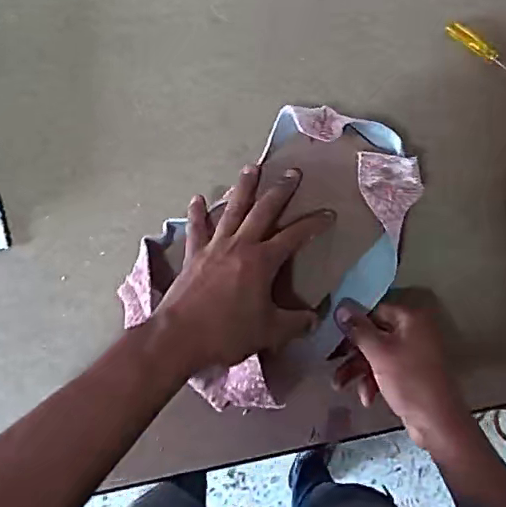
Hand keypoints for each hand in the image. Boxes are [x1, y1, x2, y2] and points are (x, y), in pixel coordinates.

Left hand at [155, 165, 334, 370]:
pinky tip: (196, 199)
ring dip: (243, 187)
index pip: (295, 235)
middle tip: (293, 172)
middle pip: (264, 210)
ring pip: (232, 210)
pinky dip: (197, 213)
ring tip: (251, 168)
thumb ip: (295, 323)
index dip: (314, 223)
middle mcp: (240, 245)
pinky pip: (197, 229)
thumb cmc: (227, 333)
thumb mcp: (270, 332)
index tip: (329, 214)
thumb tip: (315, 320)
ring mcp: (214, 247)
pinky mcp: (194, 256)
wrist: (176, 339)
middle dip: (281, 190)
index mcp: (262, 261)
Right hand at [331, 291, 478, 453]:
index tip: (332, 337)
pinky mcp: (412, 372)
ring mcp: (414, 352)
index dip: (353, 323)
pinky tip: (368, 398)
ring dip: (359, 370)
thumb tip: (342, 306)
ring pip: (378, 354)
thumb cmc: (408, 380)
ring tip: (340, 386)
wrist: (436, 420)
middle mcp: (414, 329)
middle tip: (332, 363)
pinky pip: (387, 369)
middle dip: (353, 352)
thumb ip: (359, 330)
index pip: (375, 310)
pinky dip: (374, 380)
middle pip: (375, 333)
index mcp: (411, 317)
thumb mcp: (379, 353)